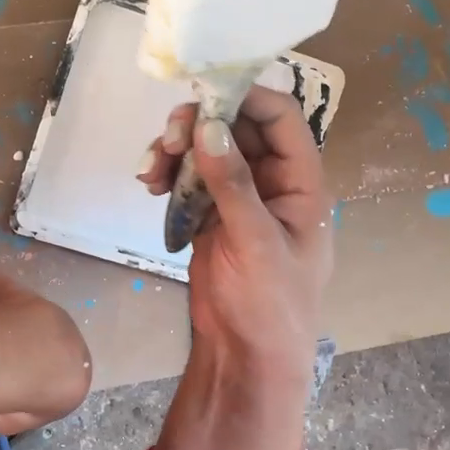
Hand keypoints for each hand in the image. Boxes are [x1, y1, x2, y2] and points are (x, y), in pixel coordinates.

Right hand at [137, 87, 332, 380]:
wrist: (245, 356)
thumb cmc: (270, 305)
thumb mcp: (256, 243)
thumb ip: (233, 184)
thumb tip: (208, 125)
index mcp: (300, 182)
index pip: (279, 117)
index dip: (244, 96)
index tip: (200, 93)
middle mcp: (270, 180)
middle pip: (234, 126)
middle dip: (196, 124)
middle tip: (165, 138)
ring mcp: (237, 195)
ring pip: (203, 148)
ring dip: (173, 150)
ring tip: (149, 171)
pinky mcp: (208, 211)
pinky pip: (186, 175)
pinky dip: (166, 172)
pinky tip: (149, 185)